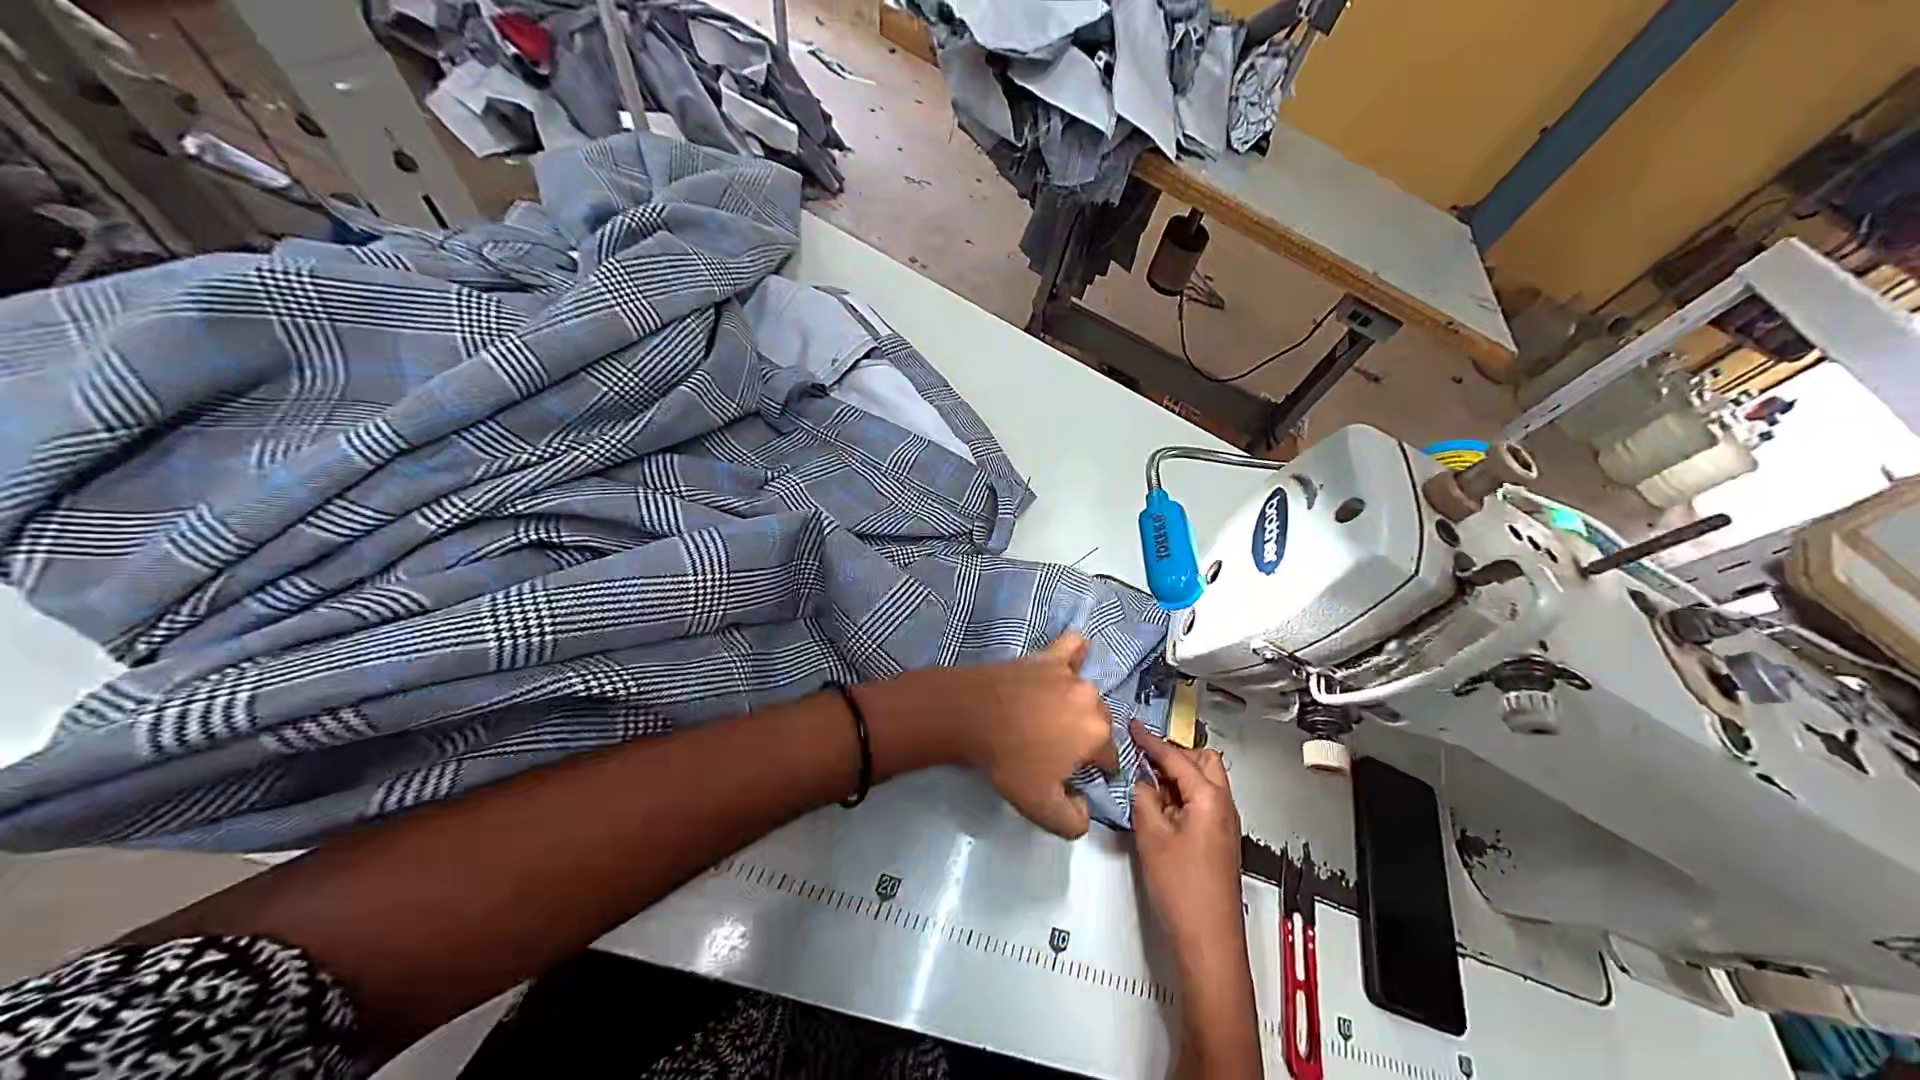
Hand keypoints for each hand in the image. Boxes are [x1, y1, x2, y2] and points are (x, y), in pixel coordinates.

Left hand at [854, 632, 1118, 838]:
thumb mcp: (1040, 807)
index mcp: (1097, 735)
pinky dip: (1075, 654)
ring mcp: (1071, 675)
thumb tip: (1085, 807)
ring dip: (1078, 706)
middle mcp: (1092, 700)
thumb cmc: (1008, 760)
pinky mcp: (1049, 656)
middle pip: (1100, 724)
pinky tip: (1068, 663)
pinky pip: (1073, 646)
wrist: (971, 715)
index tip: (1074, 775)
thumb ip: (1074, 821)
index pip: (1110, 759)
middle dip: (1086, 739)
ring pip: (1087, 693)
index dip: (1096, 771)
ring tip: (1052, 717)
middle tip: (1056, 749)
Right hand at [1130, 720, 1245, 974]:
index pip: (1177, 758)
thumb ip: (1143, 799)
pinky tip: (1160, 806)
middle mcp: (1224, 804)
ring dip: (1179, 774)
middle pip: (1203, 761)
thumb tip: (1140, 781)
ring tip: (1147, 781)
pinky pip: (1203, 800)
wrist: (1208, 939)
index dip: (1151, 740)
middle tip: (1143, 757)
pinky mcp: (1220, 840)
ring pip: (1205, 781)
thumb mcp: (1151, 836)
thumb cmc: (1181, 886)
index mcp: (1209, 797)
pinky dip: (1183, 793)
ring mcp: (1225, 823)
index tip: (1133, 725)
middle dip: (1174, 754)